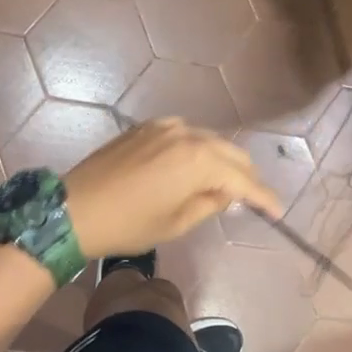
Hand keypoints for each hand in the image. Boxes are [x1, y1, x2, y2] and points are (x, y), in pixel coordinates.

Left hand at [63, 119, 282, 258]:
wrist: (74, 208)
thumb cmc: (127, 224)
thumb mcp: (175, 223)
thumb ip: (209, 203)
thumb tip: (226, 193)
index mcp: (199, 161)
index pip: (243, 179)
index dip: (263, 197)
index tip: (277, 211)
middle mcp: (188, 135)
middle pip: (231, 152)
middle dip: (246, 175)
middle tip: (253, 198)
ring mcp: (166, 126)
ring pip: (209, 140)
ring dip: (222, 160)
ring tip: (225, 184)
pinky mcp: (146, 126)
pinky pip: (185, 134)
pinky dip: (197, 150)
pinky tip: (193, 168)